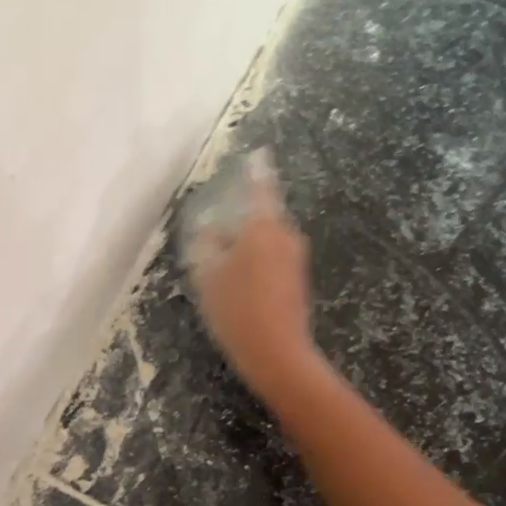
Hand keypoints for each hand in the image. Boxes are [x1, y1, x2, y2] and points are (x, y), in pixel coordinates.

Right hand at [185, 148, 324, 397]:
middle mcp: (285, 236)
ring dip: (248, 246)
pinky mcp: (298, 280)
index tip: (260, 152)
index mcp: (262, 227)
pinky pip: (273, 259)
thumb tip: (210, 230)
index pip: (260, 188)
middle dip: (241, 223)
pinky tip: (240, 286)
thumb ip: (207, 245)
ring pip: (267, 240)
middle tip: (215, 239)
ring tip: (223, 268)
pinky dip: (256, 263)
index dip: (257, 170)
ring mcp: (296, 259)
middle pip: (261, 218)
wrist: (277, 353)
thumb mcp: (207, 276)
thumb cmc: (237, 310)